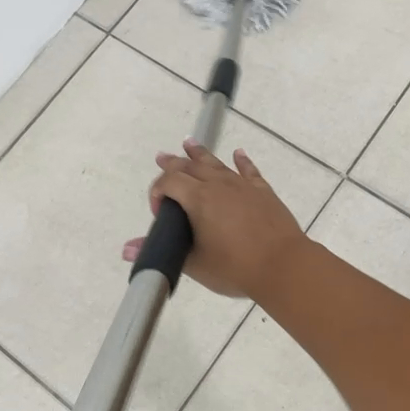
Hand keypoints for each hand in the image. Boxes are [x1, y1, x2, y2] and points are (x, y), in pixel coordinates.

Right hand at [121, 139, 307, 297]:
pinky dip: (242, 161)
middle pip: (191, 167)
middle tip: (162, 157)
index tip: (159, 213)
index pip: (170, 182)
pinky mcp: (263, 192)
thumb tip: (126, 251)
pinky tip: (238, 154)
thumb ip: (162, 253)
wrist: (283, 266)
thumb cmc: (235, 268)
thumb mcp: (194, 263)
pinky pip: (249, 170)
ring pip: (217, 164)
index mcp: (199, 199)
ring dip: (201, 154)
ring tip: (189, 143)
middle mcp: (219, 185)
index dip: (158, 192)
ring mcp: (243, 186)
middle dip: (174, 163)